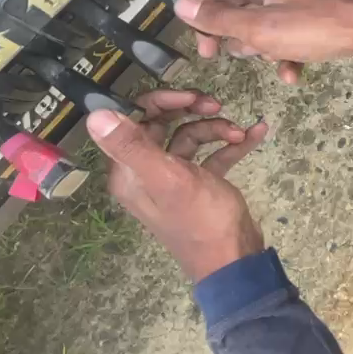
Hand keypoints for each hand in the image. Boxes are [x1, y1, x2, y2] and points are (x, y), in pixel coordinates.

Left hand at [86, 89, 270, 282]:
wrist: (232, 257)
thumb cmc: (199, 218)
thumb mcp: (168, 178)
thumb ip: (133, 146)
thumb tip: (94, 114)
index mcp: (131, 172)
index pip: (135, 121)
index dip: (162, 102)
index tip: (191, 96)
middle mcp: (147, 172)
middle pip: (165, 124)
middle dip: (194, 111)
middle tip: (217, 104)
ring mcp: (175, 178)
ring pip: (193, 136)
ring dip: (218, 128)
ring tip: (239, 131)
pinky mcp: (201, 182)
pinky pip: (215, 153)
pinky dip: (234, 142)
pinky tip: (258, 132)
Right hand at [174, 0, 352, 84]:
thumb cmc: (316, 27)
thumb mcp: (261, 28)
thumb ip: (220, 19)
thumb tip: (179, 1)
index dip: (209, 23)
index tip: (207, 54)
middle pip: (247, 10)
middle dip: (245, 39)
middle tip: (253, 56)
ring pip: (272, 26)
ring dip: (269, 50)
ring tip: (278, 64)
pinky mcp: (326, 14)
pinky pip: (297, 33)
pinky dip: (292, 52)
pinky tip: (296, 74)